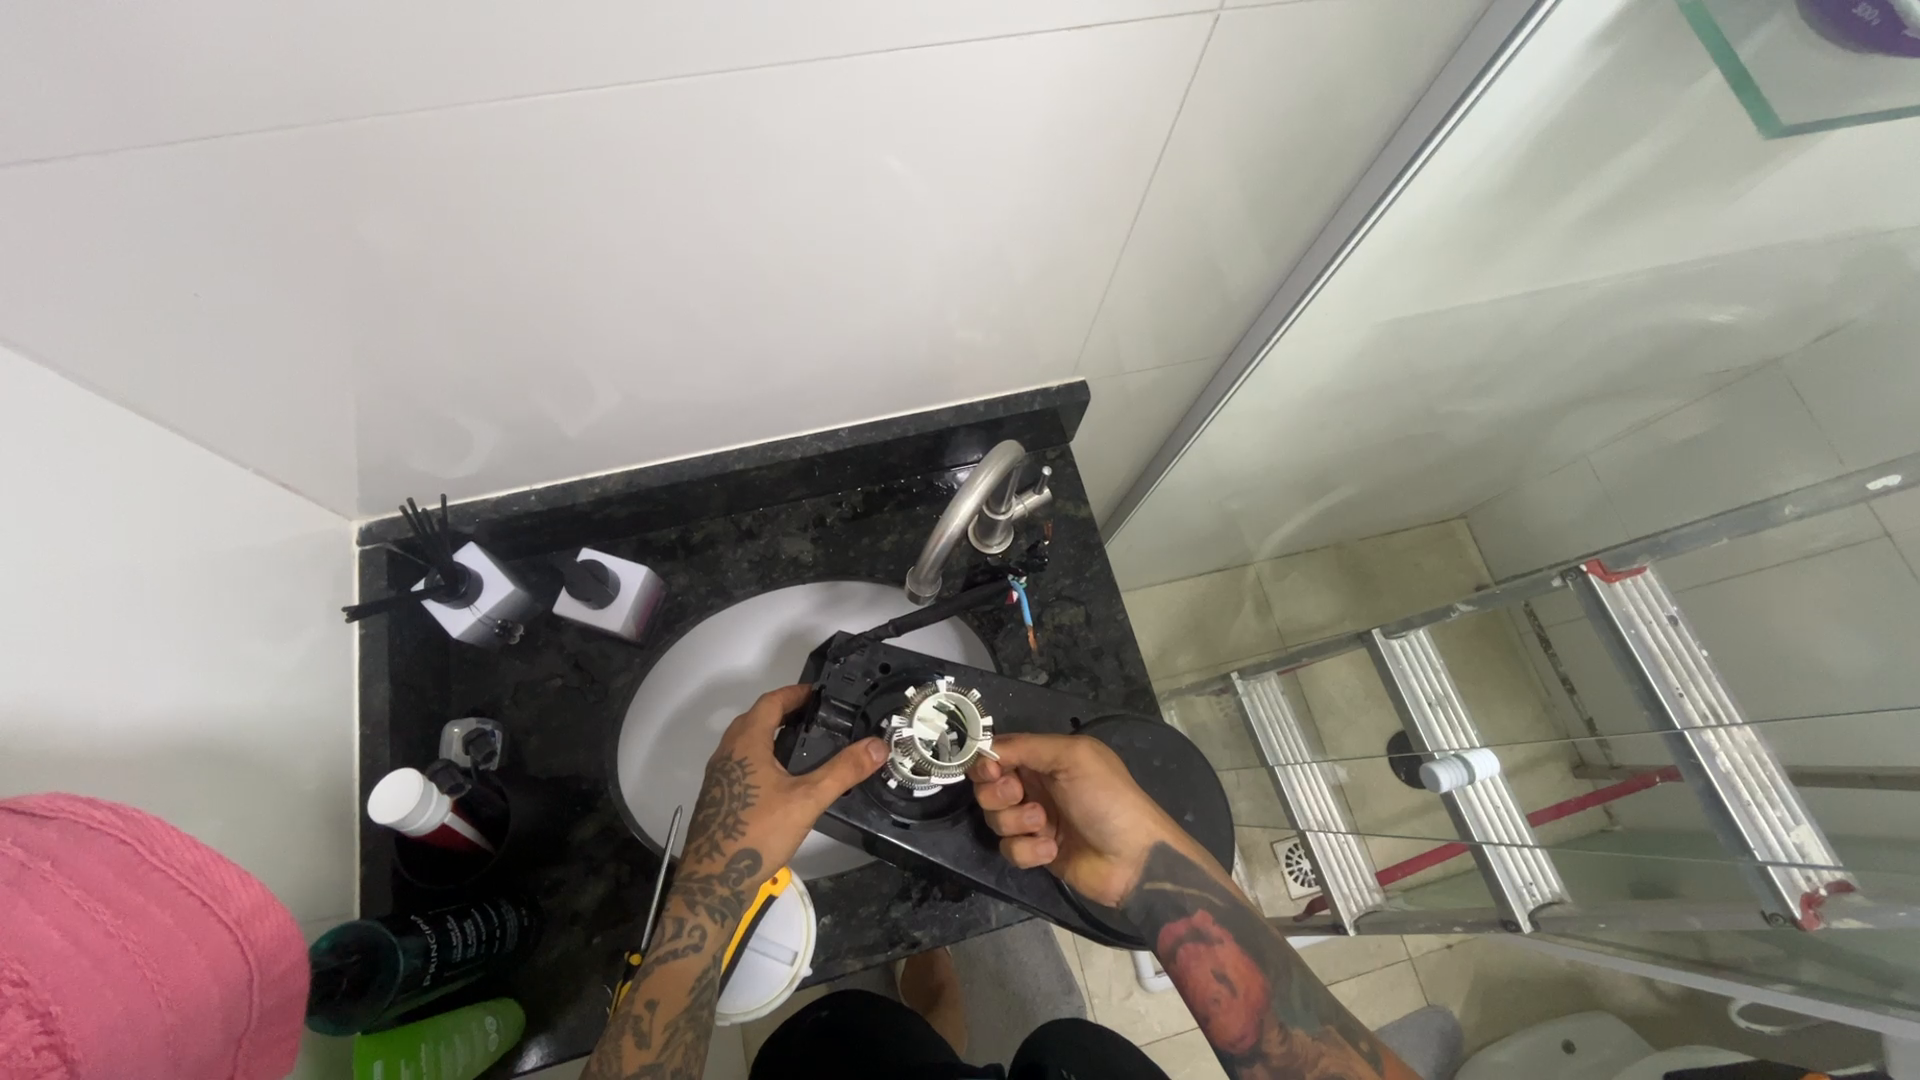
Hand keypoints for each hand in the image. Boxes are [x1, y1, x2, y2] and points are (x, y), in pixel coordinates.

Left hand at [681, 685, 887, 885]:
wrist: (713, 882)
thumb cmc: (757, 832)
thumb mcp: (807, 799)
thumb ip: (843, 771)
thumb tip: (877, 746)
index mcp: (746, 742)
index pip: (771, 703)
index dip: (794, 693)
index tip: (817, 694)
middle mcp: (728, 753)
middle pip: (755, 719)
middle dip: (783, 712)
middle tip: (814, 717)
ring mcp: (719, 777)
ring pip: (745, 742)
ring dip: (770, 735)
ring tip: (802, 745)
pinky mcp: (718, 798)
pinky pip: (742, 764)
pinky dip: (762, 757)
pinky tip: (782, 780)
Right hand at [970, 733, 1205, 906]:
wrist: (1133, 858)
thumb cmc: (1106, 798)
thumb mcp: (1072, 757)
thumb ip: (1026, 746)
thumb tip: (984, 750)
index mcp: (1046, 758)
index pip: (1000, 754)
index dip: (987, 763)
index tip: (991, 771)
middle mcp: (1037, 786)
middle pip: (988, 787)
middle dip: (997, 794)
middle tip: (1019, 795)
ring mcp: (1036, 821)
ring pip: (996, 819)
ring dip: (1016, 822)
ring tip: (1044, 826)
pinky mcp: (1037, 853)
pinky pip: (1010, 849)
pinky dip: (1028, 851)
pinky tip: (1053, 850)